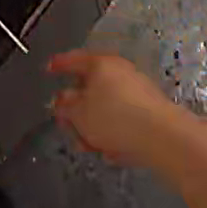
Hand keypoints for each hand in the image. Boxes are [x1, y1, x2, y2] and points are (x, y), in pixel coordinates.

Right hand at [49, 51, 187, 167]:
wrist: (157, 132)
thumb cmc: (114, 116)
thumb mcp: (79, 113)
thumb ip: (65, 105)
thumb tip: (61, 98)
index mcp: (100, 64)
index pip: (75, 60)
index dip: (60, 64)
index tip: (49, 66)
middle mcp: (117, 70)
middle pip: (88, 87)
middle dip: (76, 110)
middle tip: (69, 126)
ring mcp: (132, 87)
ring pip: (101, 106)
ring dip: (92, 126)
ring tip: (91, 143)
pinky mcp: (142, 106)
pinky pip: (117, 117)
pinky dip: (110, 131)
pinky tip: (111, 147)